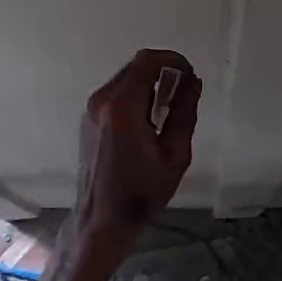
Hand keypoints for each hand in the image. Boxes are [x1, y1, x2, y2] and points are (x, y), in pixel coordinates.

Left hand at [32, 49, 200, 280]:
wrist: (100, 220)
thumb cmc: (141, 192)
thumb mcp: (175, 154)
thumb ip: (185, 112)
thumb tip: (193, 82)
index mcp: (123, 106)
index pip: (148, 61)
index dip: (174, 60)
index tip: (190, 75)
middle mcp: (102, 99)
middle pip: (136, 65)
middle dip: (163, 70)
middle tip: (184, 92)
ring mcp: (91, 108)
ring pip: (125, 77)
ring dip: (149, 83)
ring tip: (169, 109)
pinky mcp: (88, 117)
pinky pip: (115, 92)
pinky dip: (135, 94)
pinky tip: (149, 120)